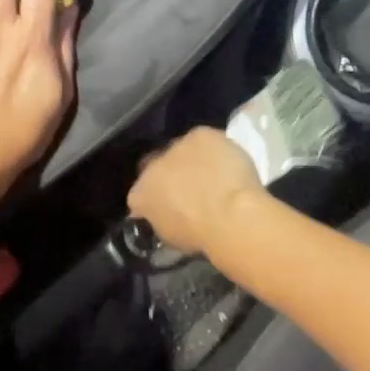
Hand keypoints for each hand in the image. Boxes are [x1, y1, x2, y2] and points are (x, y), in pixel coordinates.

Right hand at [127, 127, 268, 255]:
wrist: (229, 213)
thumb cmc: (200, 235)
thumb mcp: (171, 237)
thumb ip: (162, 219)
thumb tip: (167, 214)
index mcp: (140, 194)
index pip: (140, 192)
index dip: (156, 197)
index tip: (169, 206)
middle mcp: (152, 165)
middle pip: (158, 164)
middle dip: (171, 173)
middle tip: (190, 187)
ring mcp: (177, 145)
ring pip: (181, 149)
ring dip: (192, 159)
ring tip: (212, 175)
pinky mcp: (201, 133)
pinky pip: (203, 139)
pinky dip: (212, 148)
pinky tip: (224, 161)